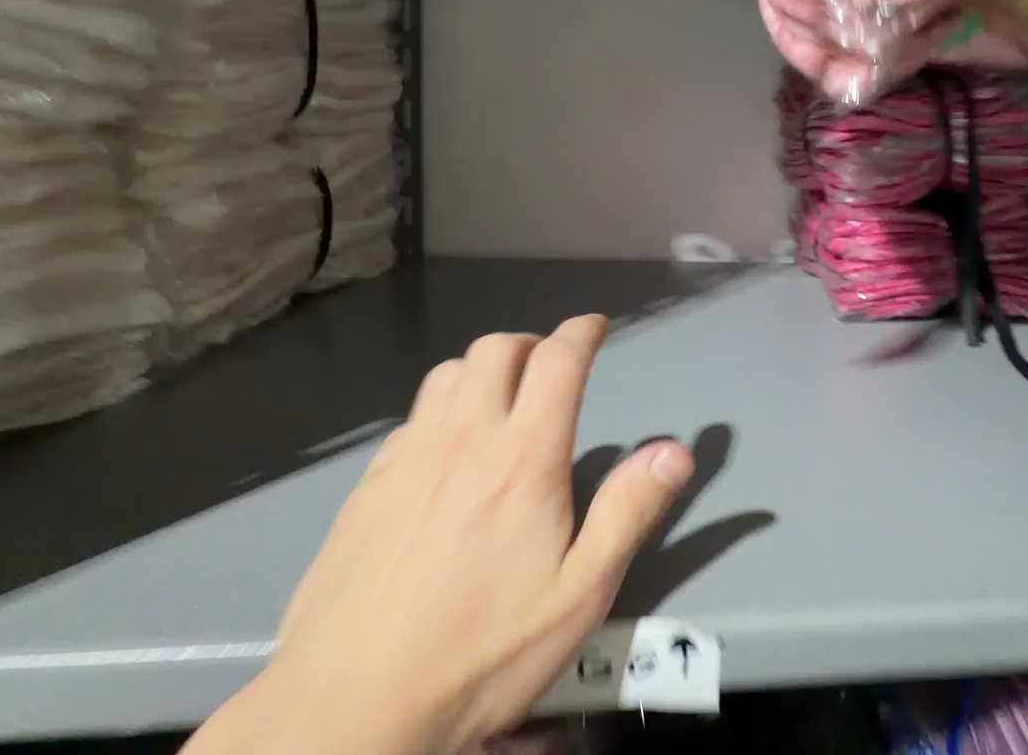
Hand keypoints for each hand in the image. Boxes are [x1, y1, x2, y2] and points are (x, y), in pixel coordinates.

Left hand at [190, 316, 693, 754]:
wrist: (351, 701)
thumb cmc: (483, 649)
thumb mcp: (579, 594)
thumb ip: (629, 512)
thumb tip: (676, 450)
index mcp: (522, 458)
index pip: (556, 362)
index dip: (580, 333)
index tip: (594, 326)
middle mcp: (463, 439)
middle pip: (495, 350)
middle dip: (531, 343)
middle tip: (551, 369)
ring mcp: (407, 458)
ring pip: (447, 374)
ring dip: (482, 369)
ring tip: (500, 400)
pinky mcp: (367, 484)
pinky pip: (412, 417)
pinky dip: (442, 409)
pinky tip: (446, 453)